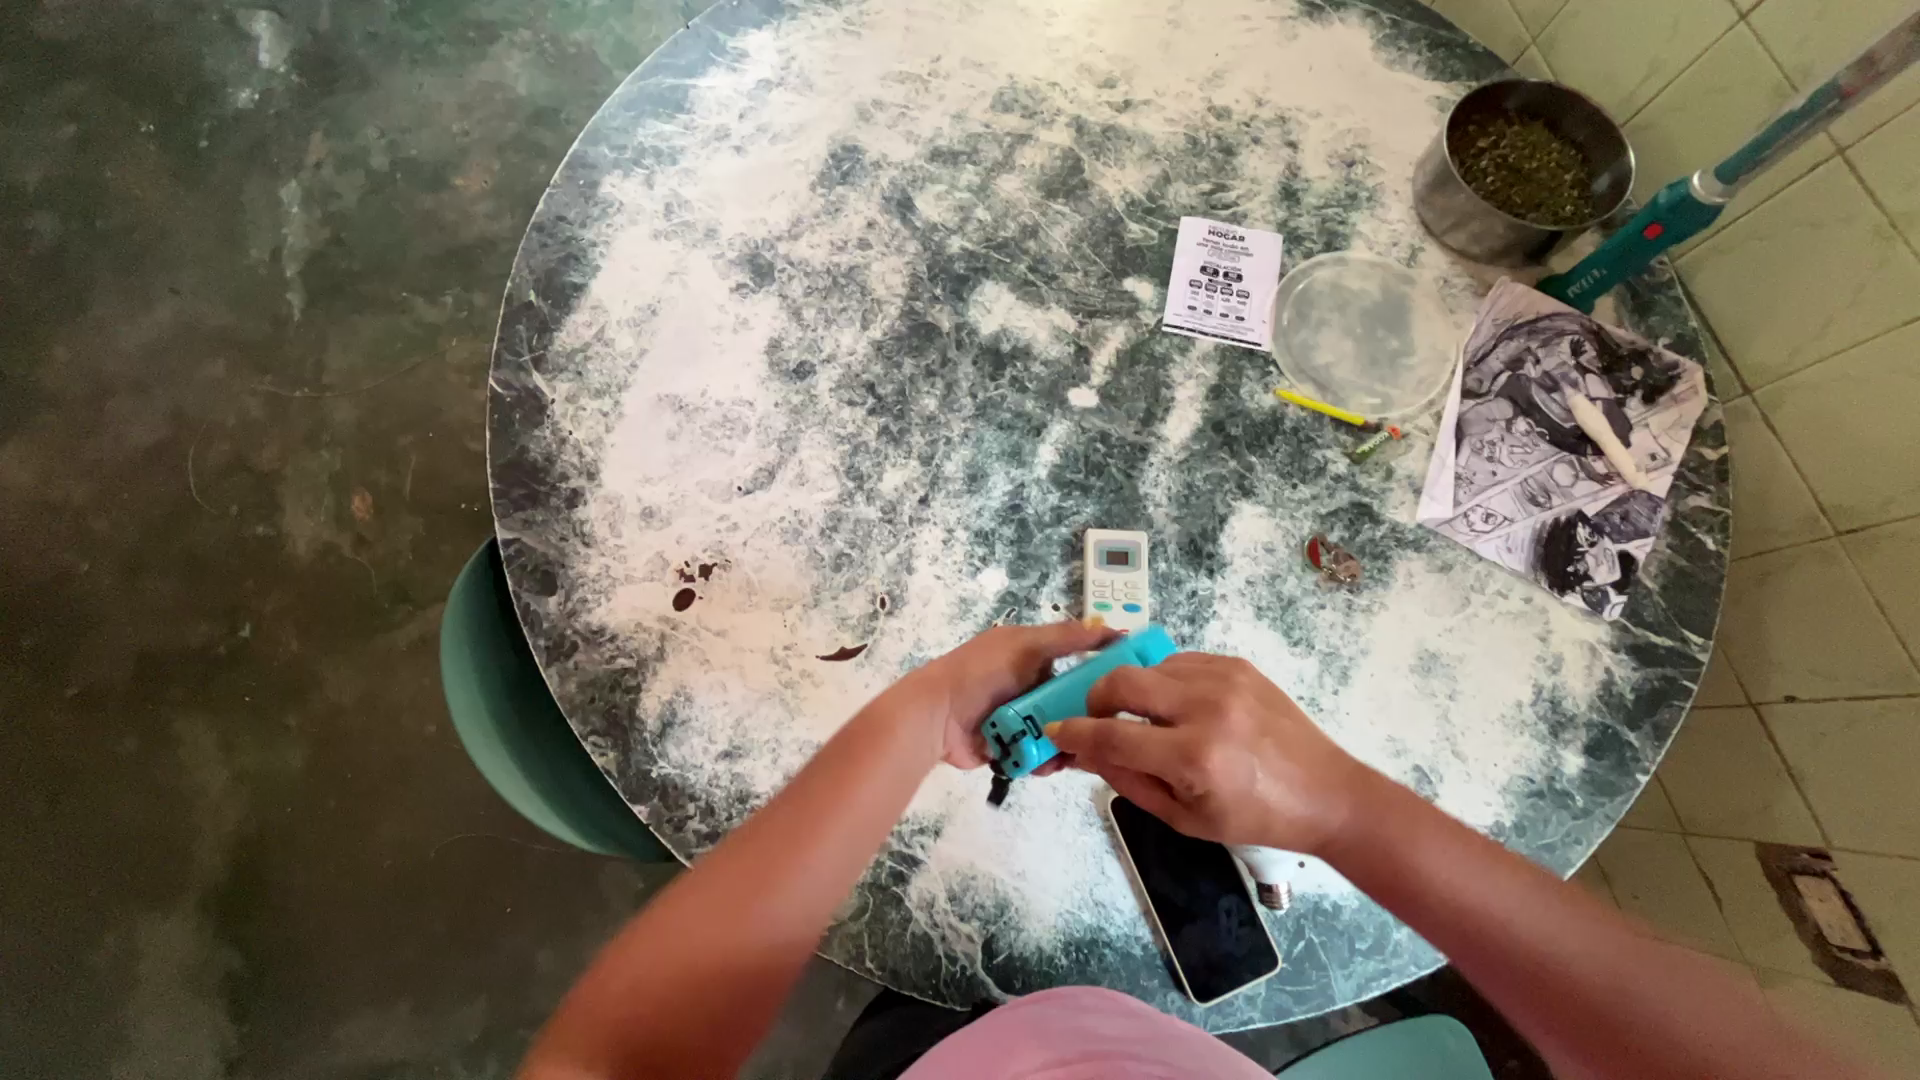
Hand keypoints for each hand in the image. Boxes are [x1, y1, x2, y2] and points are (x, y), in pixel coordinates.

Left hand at [905, 620, 1117, 768]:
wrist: (935, 717)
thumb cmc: (979, 673)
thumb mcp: (1024, 645)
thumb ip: (1066, 637)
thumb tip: (1112, 628)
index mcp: (1030, 654)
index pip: (1077, 660)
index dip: (1101, 673)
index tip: (1128, 688)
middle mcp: (1028, 684)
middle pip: (1072, 702)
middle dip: (1086, 717)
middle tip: (1106, 729)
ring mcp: (1019, 717)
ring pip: (1058, 731)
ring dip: (1066, 741)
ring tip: (1076, 752)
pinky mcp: (1010, 746)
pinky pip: (1038, 754)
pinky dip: (1045, 760)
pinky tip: (1050, 764)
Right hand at [1045, 653, 1372, 853]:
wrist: (1326, 793)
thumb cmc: (1253, 817)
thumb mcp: (1184, 817)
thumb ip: (1127, 781)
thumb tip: (1084, 752)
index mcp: (1194, 758)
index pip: (1112, 737)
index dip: (1074, 734)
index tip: (1055, 732)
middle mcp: (1206, 709)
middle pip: (1121, 683)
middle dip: (1095, 700)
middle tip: (1098, 720)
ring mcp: (1223, 679)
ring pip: (1148, 668)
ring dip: (1134, 692)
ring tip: (1147, 720)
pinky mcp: (1236, 665)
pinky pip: (1178, 662)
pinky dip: (1164, 682)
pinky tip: (1177, 707)